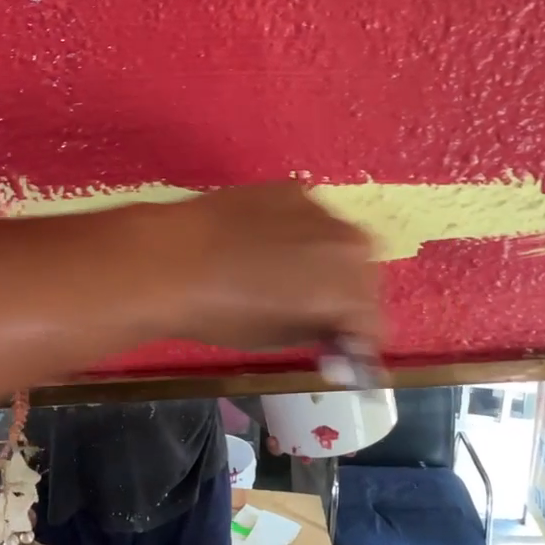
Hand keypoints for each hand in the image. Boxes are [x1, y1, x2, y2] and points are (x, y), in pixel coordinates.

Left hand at [138, 182, 383, 351]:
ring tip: (293, 280)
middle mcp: (350, 245)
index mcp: (350, 291)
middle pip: (365, 280)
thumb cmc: (223, 313)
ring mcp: (323, 211)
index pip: (373, 325)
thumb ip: (321, 334)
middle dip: (349, 301)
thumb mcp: (280, 338)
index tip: (343, 354)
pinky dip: (303, 236)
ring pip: (342, 245)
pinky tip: (270, 248)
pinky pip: (313, 220)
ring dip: (329, 264)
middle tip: (320, 317)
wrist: (171, 258)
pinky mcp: (294, 189)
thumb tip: (336, 334)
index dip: (358, 344)